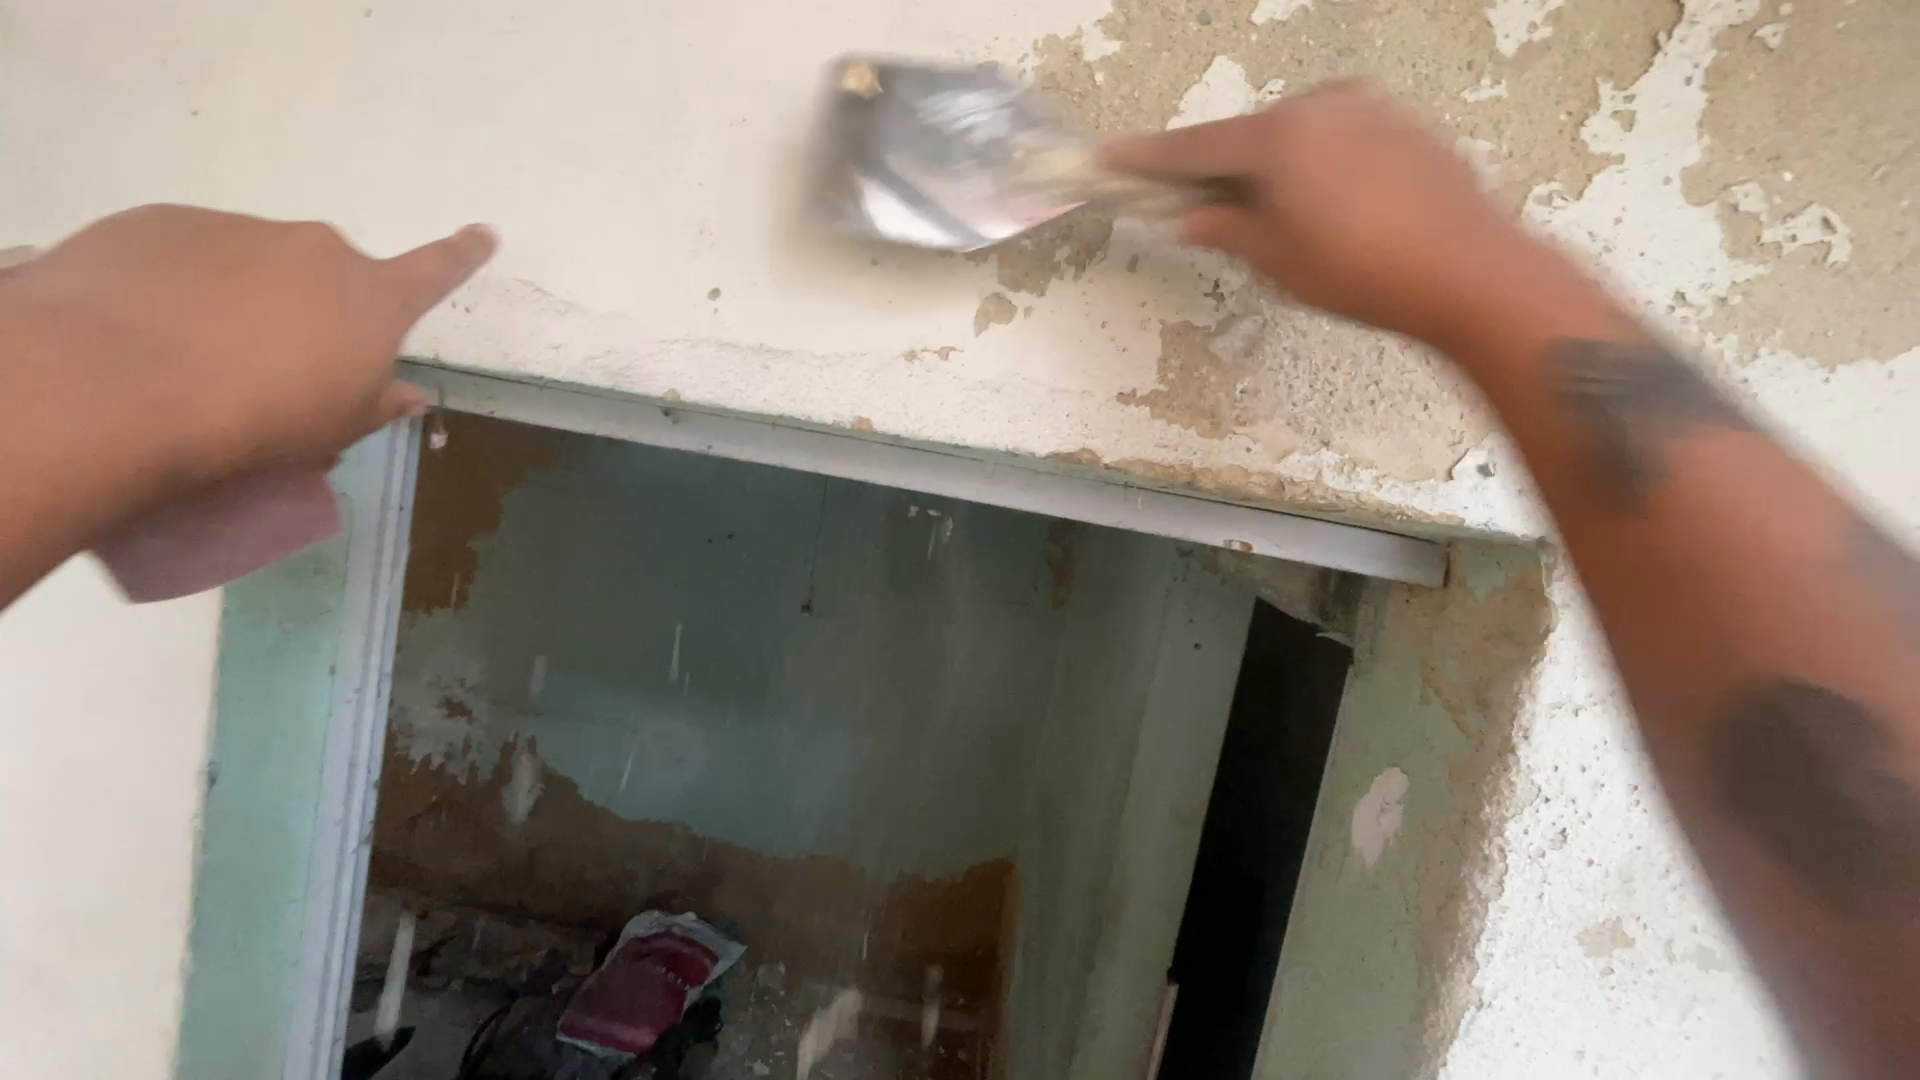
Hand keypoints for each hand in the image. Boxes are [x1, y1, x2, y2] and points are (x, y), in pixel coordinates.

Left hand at [0, 205, 494, 490]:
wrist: (117, 382)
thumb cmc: (268, 413)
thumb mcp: (343, 421)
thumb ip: (383, 400)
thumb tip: (407, 393)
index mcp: (377, 298)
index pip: (438, 270)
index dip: (465, 254)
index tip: (484, 233)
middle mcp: (320, 250)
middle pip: (336, 273)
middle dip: (323, 305)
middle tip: (289, 356)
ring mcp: (241, 229)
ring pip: (263, 263)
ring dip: (254, 296)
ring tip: (209, 349)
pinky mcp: (165, 222)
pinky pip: (196, 253)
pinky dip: (193, 283)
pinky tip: (162, 325)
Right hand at [1104, 79, 1536, 347]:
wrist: (1472, 271)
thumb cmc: (1363, 273)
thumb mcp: (1276, 260)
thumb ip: (1225, 229)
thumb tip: (1192, 217)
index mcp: (1281, 137)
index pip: (1195, 148)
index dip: (1147, 159)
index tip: (1109, 157)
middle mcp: (1322, 104)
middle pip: (1243, 138)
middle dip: (1213, 171)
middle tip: (1189, 208)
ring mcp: (1367, 107)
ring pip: (1288, 137)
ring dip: (1262, 171)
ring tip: (1265, 221)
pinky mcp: (1399, 122)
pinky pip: (1328, 137)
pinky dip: (1304, 165)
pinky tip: (1315, 207)